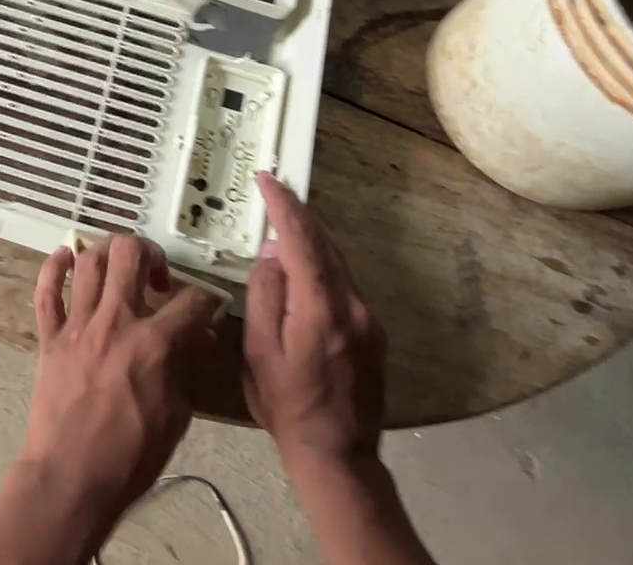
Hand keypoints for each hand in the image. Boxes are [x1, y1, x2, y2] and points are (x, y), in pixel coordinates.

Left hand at [22, 236, 220, 510]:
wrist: (72, 476)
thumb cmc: (130, 457)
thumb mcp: (176, 416)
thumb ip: (185, 368)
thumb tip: (195, 338)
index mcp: (153, 344)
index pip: (192, 302)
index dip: (207, 301)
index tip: (206, 307)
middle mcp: (115, 322)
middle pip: (129, 254)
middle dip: (150, 252)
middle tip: (156, 275)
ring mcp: (77, 326)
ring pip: (88, 261)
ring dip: (107, 252)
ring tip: (119, 266)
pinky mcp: (49, 336)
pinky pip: (46, 290)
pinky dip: (54, 267)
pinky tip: (65, 257)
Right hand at [242, 173, 386, 464]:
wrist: (337, 453)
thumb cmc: (285, 403)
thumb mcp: (258, 349)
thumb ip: (266, 294)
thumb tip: (274, 253)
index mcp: (321, 307)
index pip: (302, 239)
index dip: (283, 205)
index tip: (267, 179)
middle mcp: (353, 305)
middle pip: (326, 244)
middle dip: (299, 213)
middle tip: (274, 189)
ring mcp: (369, 318)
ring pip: (339, 261)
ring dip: (311, 236)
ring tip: (285, 217)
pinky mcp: (373, 331)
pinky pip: (345, 281)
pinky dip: (323, 261)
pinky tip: (305, 261)